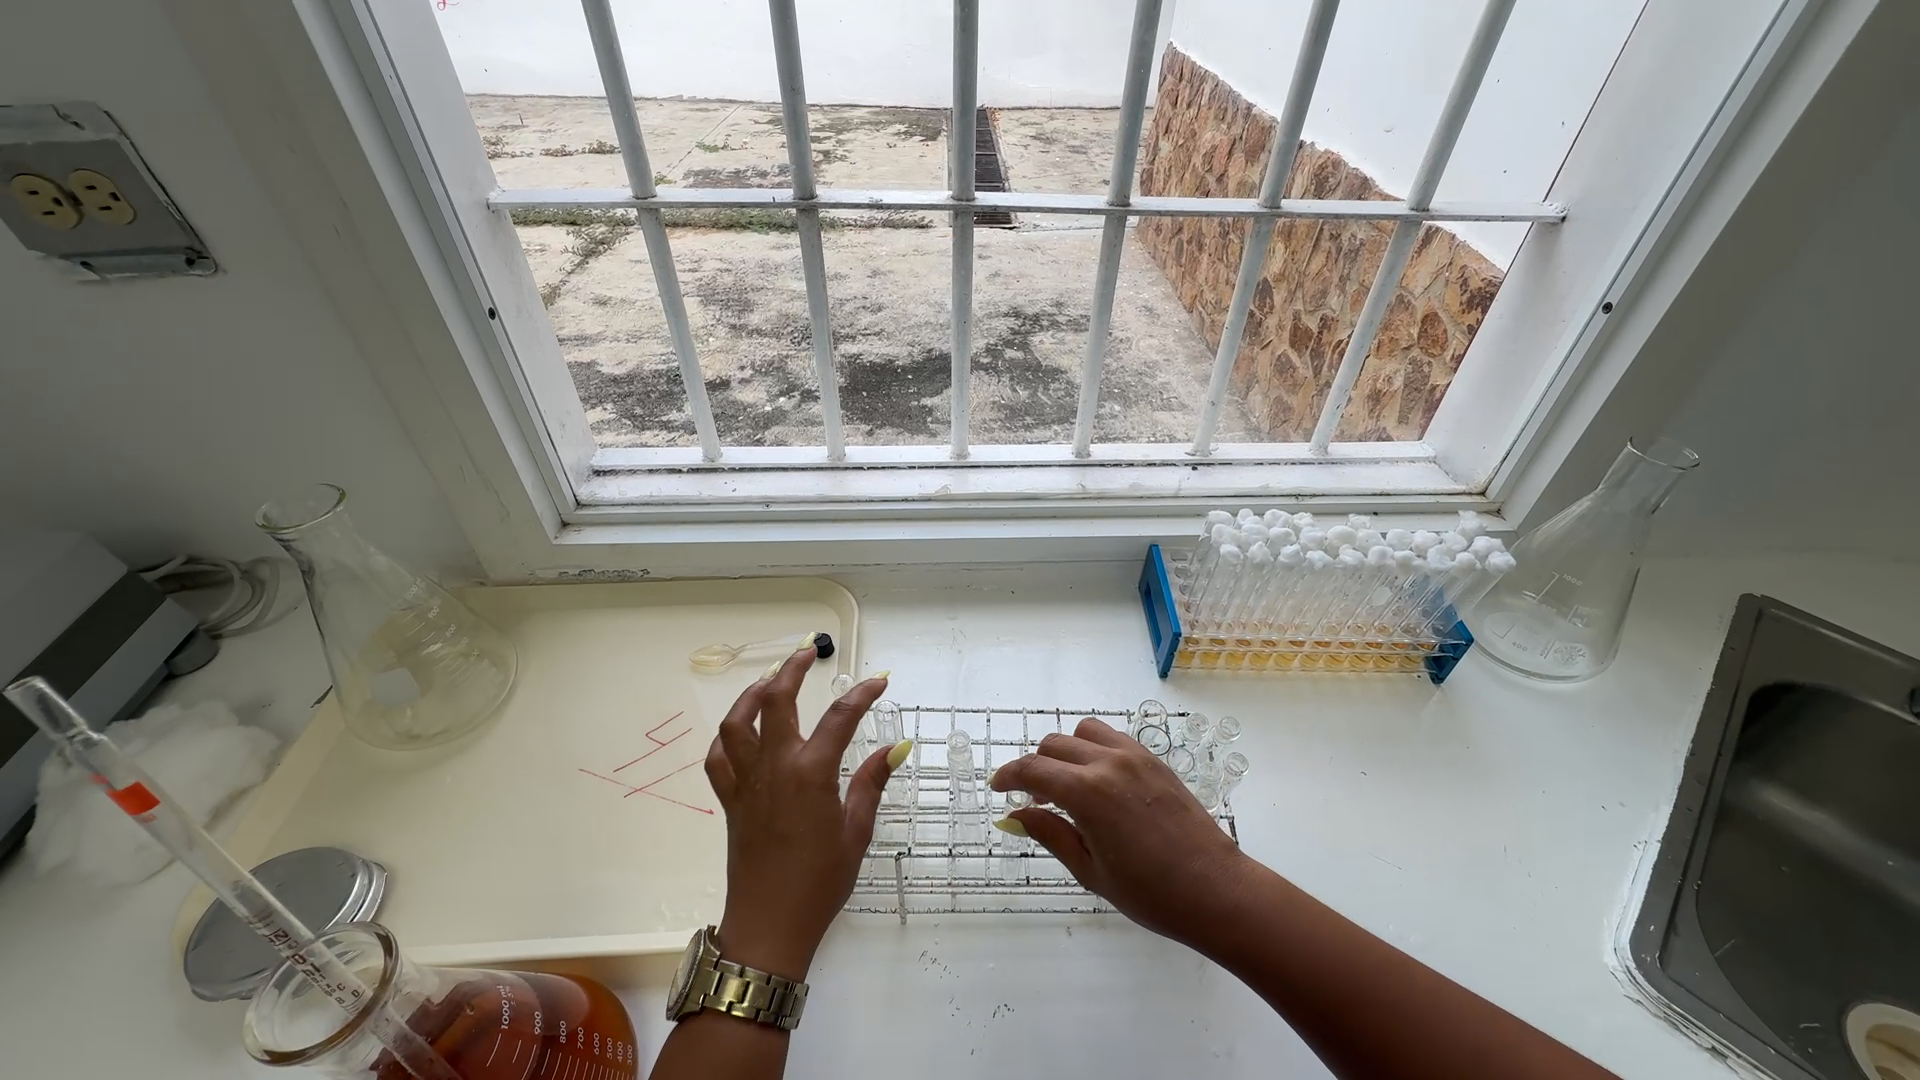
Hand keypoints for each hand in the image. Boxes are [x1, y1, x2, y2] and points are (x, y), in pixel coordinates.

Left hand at [703, 642, 900, 980]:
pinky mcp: (730, 800)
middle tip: (808, 651)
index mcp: (811, 774)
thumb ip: (871, 784)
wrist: (770, 926)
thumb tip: (895, 748)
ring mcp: (747, 782)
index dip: (862, 694)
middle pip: (776, 701)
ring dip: (752, 692)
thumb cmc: (821, 883)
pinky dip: (727, 736)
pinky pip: (718, 758)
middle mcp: (774, 768)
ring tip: (770, 679)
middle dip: (792, 669)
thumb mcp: (856, 833)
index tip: (879, 681)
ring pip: (737, 722)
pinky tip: (741, 729)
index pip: (840, 718)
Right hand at [989, 718, 1254, 948]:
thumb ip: (1049, 834)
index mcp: (1087, 793)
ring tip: (1068, 786)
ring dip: (1065, 752)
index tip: (997, 789)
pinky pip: (1113, 739)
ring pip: (1084, 733)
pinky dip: (1094, 750)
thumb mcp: (1090, 870)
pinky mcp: (1155, 761)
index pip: (1032, 769)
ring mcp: (1135, 757)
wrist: (1216, 889)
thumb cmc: (1150, 893)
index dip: (1008, 776)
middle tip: (1035, 801)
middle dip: (1035, 767)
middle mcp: (1108, 763)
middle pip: (1054, 746)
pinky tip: (1100, 782)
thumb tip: (1015, 815)